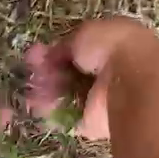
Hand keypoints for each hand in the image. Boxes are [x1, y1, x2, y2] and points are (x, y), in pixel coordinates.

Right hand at [23, 16, 157, 140]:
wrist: (128, 81)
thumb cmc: (110, 47)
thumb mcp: (84, 33)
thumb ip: (65, 46)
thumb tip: (48, 56)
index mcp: (110, 47)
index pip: (77, 51)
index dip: (54, 53)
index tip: (34, 54)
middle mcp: (106, 74)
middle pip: (68, 74)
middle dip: (47, 72)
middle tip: (30, 71)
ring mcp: (99, 100)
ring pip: (64, 95)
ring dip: (45, 91)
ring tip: (30, 88)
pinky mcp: (92, 124)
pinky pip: (65, 117)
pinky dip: (49, 112)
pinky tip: (34, 104)